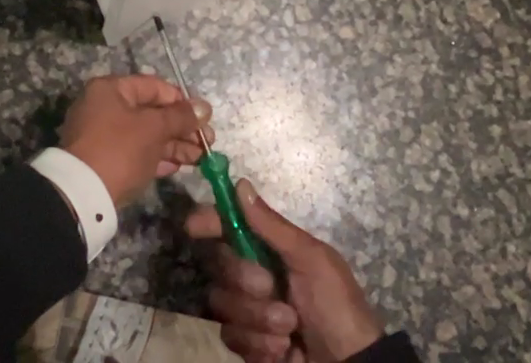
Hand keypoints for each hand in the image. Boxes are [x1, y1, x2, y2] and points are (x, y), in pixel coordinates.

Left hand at [60, 75, 212, 204]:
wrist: (83, 195)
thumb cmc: (120, 149)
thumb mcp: (153, 129)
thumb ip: (180, 117)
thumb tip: (205, 107)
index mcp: (111, 90)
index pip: (154, 87)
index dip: (181, 101)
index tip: (203, 117)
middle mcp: (105, 107)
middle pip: (151, 112)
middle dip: (181, 128)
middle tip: (207, 142)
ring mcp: (104, 134)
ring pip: (146, 134)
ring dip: (174, 144)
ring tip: (200, 158)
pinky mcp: (105, 160)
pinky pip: (136, 152)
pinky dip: (157, 157)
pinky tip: (178, 166)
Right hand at [186, 181, 383, 362]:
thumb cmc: (336, 304)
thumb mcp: (311, 259)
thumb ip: (273, 226)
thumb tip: (241, 184)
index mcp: (269, 249)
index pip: (229, 226)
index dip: (209, 221)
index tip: (194, 227)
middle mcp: (253, 275)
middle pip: (220, 266)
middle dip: (248, 283)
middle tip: (274, 290)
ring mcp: (248, 311)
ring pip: (222, 305)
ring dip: (259, 319)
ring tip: (290, 328)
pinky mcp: (246, 344)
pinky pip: (231, 337)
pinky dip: (260, 346)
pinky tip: (283, 350)